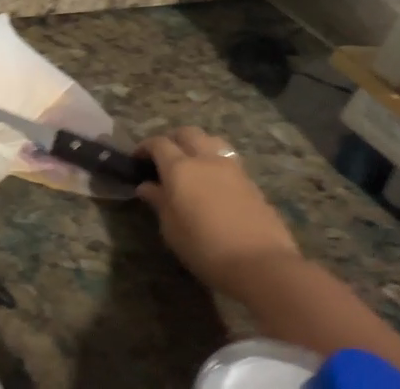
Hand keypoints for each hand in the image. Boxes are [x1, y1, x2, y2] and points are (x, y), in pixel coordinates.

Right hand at [136, 127, 300, 296]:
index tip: (137, 160)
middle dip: (173, 139)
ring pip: (212, 141)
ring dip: (198, 145)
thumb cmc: (205, 247)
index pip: (158, 143)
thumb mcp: (171, 229)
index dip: (145, 147)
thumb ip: (158, 202)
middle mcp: (205, 159)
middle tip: (164, 157)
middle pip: (187, 133)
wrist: (262, 265)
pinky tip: (214, 182)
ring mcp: (232, 169)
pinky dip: (216, 162)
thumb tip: (146, 186)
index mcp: (179, 167)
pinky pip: (229, 160)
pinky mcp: (252, 183)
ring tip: (192, 163)